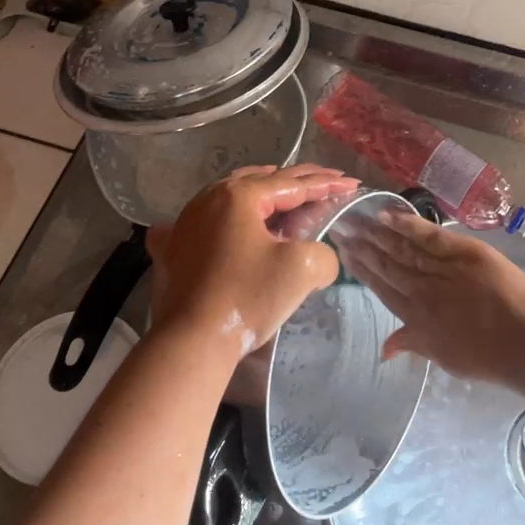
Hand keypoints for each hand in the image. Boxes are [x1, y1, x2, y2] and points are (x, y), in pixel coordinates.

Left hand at [145, 164, 358, 363]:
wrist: (191, 342)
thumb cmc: (247, 297)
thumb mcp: (301, 269)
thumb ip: (323, 253)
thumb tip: (318, 258)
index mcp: (239, 195)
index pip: (293, 184)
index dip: (326, 183)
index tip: (351, 183)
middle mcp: (209, 198)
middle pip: (262, 182)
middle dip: (298, 182)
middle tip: (327, 183)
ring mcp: (186, 222)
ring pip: (233, 197)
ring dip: (263, 195)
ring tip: (285, 195)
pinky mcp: (173, 249)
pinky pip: (205, 221)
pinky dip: (225, 217)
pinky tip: (227, 224)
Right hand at [332, 211, 524, 382]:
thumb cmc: (489, 356)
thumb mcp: (445, 357)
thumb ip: (413, 344)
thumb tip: (384, 349)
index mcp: (417, 318)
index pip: (382, 288)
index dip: (362, 269)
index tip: (345, 252)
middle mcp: (422, 291)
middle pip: (386, 264)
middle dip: (362, 245)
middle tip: (340, 226)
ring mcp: (441, 269)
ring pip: (402, 247)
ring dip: (376, 232)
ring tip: (356, 218)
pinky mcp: (462, 251)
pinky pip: (428, 235)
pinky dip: (407, 223)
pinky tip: (386, 214)